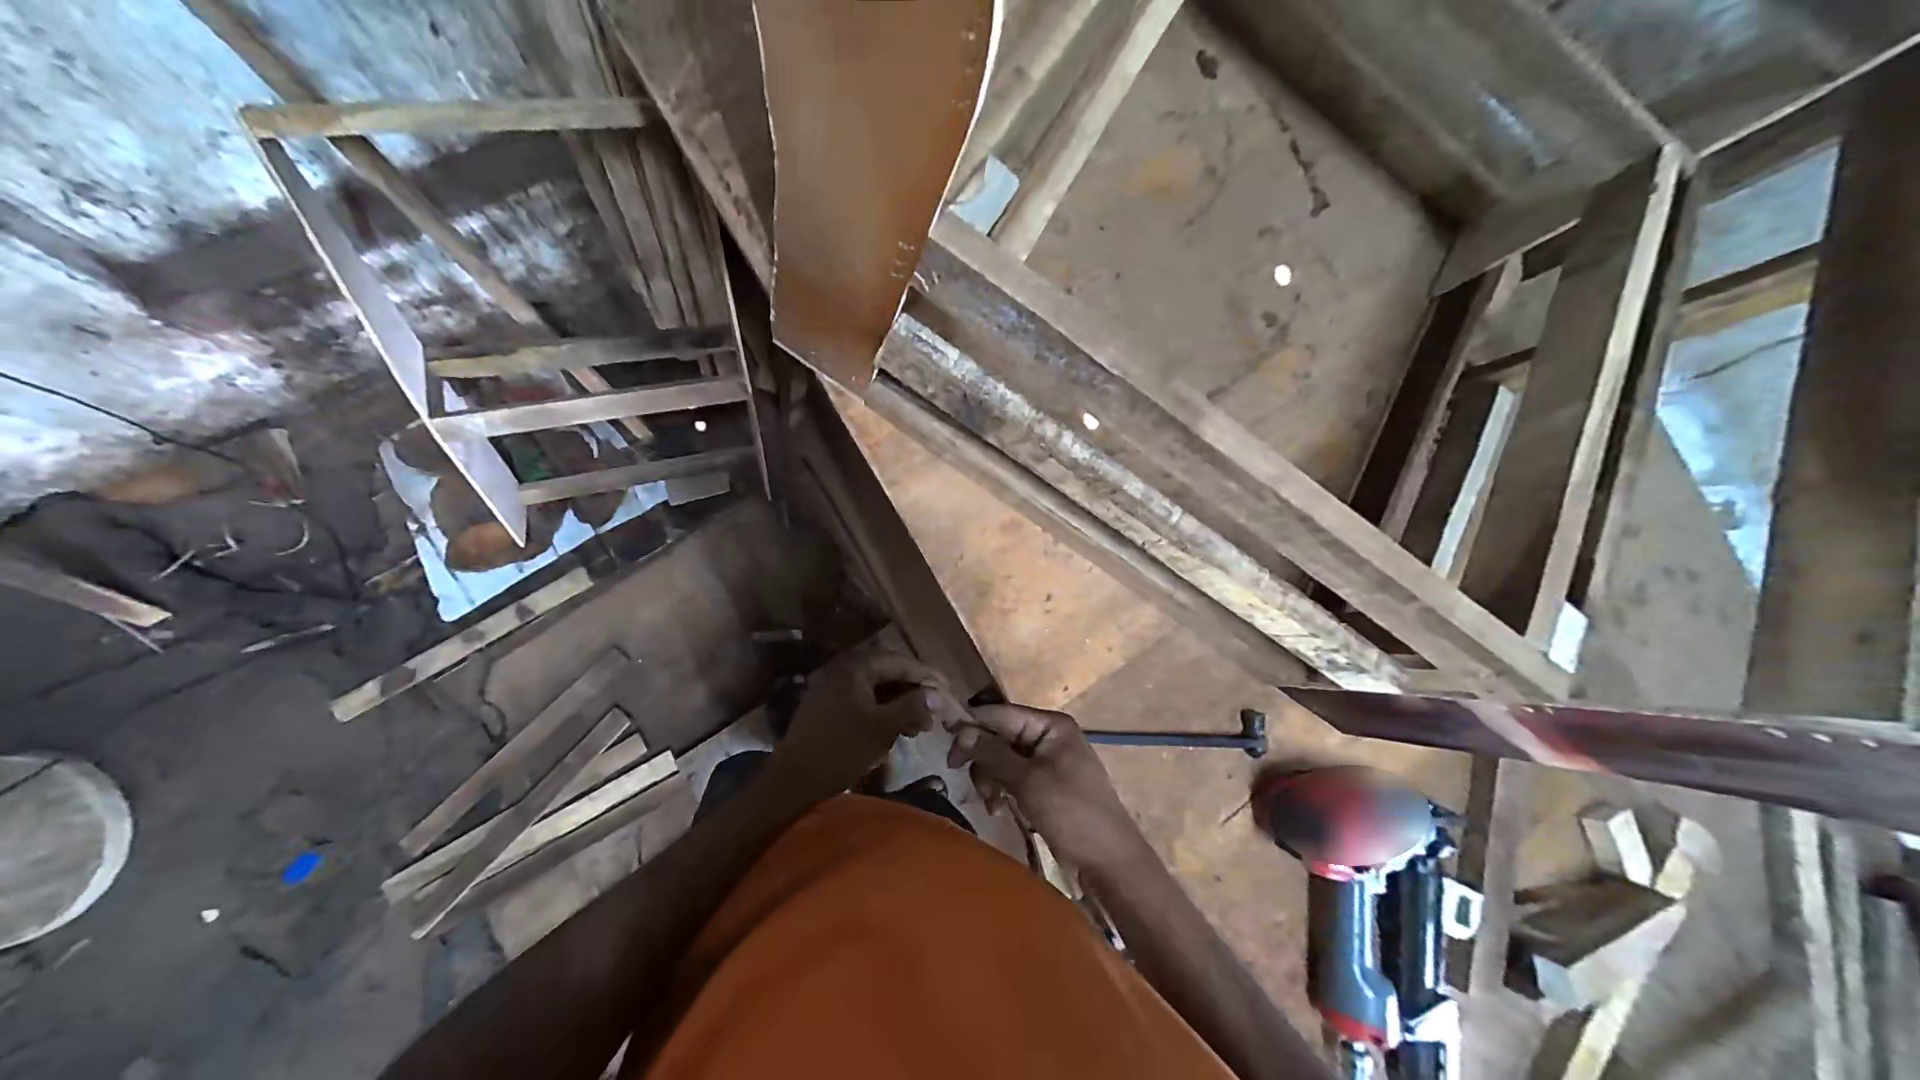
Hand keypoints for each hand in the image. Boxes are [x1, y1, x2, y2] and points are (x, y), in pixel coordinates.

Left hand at [774, 649, 951, 798]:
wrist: (793, 780)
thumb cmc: (840, 749)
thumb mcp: (881, 728)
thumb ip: (912, 707)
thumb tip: (938, 695)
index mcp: (855, 667)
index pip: (899, 662)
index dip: (926, 676)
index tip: (948, 690)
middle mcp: (842, 669)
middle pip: (887, 673)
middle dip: (913, 691)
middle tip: (934, 710)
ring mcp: (831, 687)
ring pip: (875, 688)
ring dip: (898, 703)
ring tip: (918, 727)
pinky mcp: (826, 706)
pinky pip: (862, 699)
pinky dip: (881, 711)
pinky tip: (893, 729)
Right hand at [948, 704, 1146, 872]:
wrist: (1108, 860)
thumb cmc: (1071, 812)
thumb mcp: (1028, 780)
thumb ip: (992, 753)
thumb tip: (959, 730)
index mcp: (1050, 725)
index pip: (1000, 714)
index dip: (971, 727)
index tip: (947, 749)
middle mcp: (1048, 736)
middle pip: (999, 736)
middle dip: (983, 761)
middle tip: (975, 788)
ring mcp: (1047, 761)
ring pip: (1002, 758)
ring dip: (990, 779)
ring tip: (992, 804)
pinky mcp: (1044, 784)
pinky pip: (1012, 777)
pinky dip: (1001, 789)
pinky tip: (998, 808)